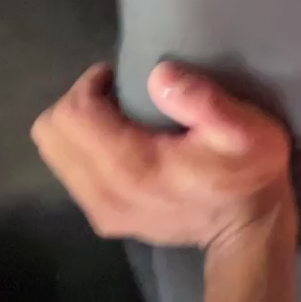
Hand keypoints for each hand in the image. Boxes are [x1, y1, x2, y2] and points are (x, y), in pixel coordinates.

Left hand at [32, 61, 293, 254]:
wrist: (249, 228)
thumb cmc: (249, 171)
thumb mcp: (244, 127)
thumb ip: (201, 99)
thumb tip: (159, 73)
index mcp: (132, 165)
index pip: (72, 116)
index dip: (90, 84)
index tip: (123, 74)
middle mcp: (103, 192)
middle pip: (50, 135)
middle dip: (79, 102)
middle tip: (120, 90)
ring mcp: (100, 210)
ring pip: (55, 154)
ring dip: (82, 125)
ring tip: (124, 113)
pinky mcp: (105, 218)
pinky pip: (71, 172)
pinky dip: (88, 148)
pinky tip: (128, 141)